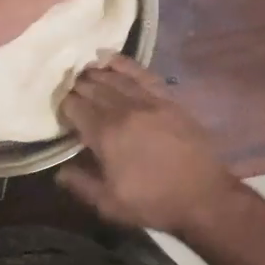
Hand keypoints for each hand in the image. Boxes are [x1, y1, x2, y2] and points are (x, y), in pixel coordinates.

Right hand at [57, 55, 242, 234]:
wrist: (204, 196)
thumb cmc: (154, 203)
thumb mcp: (110, 204)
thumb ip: (81, 185)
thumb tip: (60, 171)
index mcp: (106, 135)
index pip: (76, 108)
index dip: (64, 106)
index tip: (60, 110)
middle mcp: (124, 110)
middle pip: (93, 88)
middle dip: (77, 87)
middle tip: (70, 90)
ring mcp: (148, 101)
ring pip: (115, 78)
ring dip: (96, 73)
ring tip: (84, 72)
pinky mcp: (168, 99)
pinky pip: (142, 74)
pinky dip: (125, 64)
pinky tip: (112, 59)